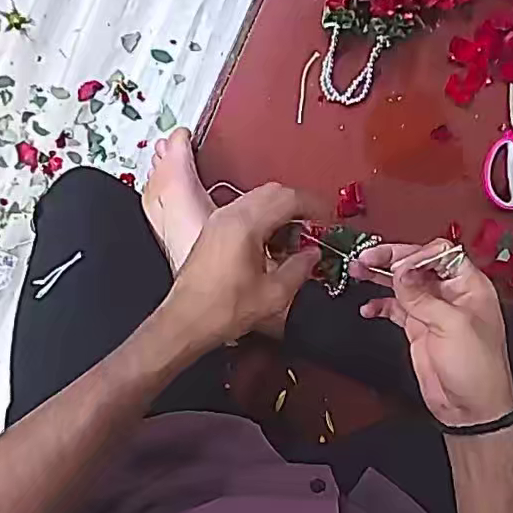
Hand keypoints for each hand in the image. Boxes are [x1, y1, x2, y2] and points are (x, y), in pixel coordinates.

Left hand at [162, 183, 319, 347]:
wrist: (184, 322)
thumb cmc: (223, 310)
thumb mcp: (274, 294)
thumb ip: (300, 268)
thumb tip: (313, 254)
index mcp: (246, 224)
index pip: (288, 198)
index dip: (314, 206)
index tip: (328, 219)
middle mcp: (230, 214)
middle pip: (274, 191)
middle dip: (300, 204)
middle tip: (316, 225)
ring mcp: (219, 220)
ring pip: (259, 197)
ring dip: (282, 210)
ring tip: (296, 236)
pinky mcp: (213, 230)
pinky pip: (245, 209)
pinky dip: (265, 217)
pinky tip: (273, 242)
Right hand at [352, 240, 512, 426]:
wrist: (471, 409)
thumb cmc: (478, 369)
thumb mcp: (452, 326)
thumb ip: (422, 296)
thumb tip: (400, 270)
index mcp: (468, 285)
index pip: (440, 254)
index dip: (416, 254)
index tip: (396, 265)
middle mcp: (450, 294)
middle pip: (417, 264)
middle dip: (391, 259)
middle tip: (366, 257)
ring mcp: (433, 310)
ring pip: (403, 284)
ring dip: (380, 276)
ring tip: (358, 270)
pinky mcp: (419, 328)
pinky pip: (395, 308)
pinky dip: (380, 305)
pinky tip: (368, 307)